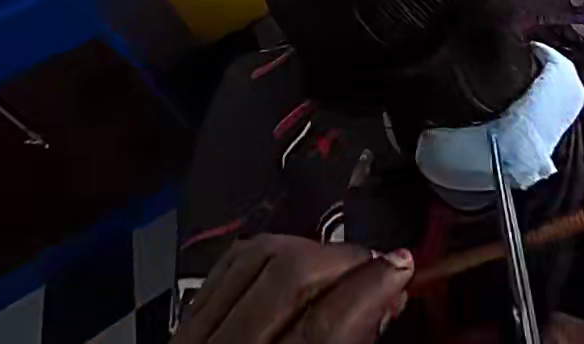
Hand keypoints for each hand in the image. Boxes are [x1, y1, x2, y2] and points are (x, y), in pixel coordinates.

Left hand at [175, 235, 413, 343]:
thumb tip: (385, 300)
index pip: (322, 328)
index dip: (369, 287)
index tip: (401, 265)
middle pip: (287, 278)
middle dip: (342, 259)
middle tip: (377, 261)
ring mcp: (193, 341)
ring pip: (258, 257)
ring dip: (309, 248)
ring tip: (343, 261)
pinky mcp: (183, 328)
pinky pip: (230, 263)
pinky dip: (269, 251)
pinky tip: (298, 256)